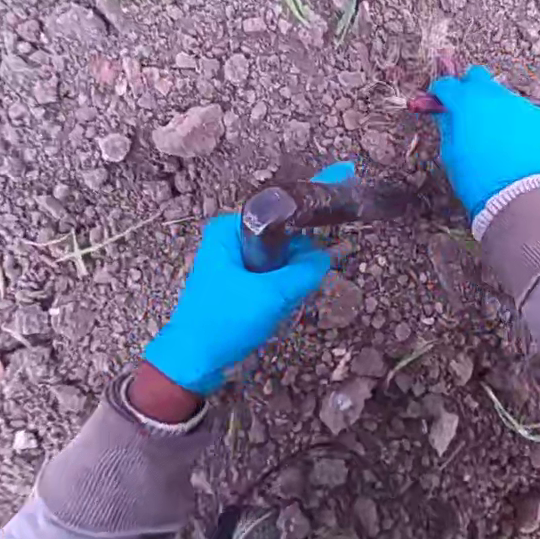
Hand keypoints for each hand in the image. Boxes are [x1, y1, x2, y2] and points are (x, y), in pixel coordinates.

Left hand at [141, 162, 353, 393]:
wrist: (193, 363)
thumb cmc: (221, 323)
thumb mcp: (270, 295)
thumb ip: (304, 271)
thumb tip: (327, 256)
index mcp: (230, 230)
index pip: (281, 205)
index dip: (314, 197)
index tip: (346, 175)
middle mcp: (234, 239)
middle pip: (288, 234)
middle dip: (304, 255)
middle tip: (303, 282)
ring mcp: (239, 261)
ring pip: (286, 257)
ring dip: (295, 277)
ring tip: (283, 305)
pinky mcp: (245, 282)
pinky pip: (278, 275)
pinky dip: (288, 288)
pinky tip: (283, 307)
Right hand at [427, 66, 539, 215]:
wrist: (513, 194)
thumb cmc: (477, 179)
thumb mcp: (450, 152)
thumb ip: (447, 125)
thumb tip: (445, 112)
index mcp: (466, 103)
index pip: (448, 84)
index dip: (441, 93)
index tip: (441, 100)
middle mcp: (492, 96)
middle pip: (477, 77)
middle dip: (468, 89)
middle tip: (465, 109)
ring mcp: (516, 103)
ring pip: (499, 93)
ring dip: (491, 105)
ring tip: (490, 132)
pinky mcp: (535, 114)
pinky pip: (519, 109)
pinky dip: (512, 119)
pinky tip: (509, 139)